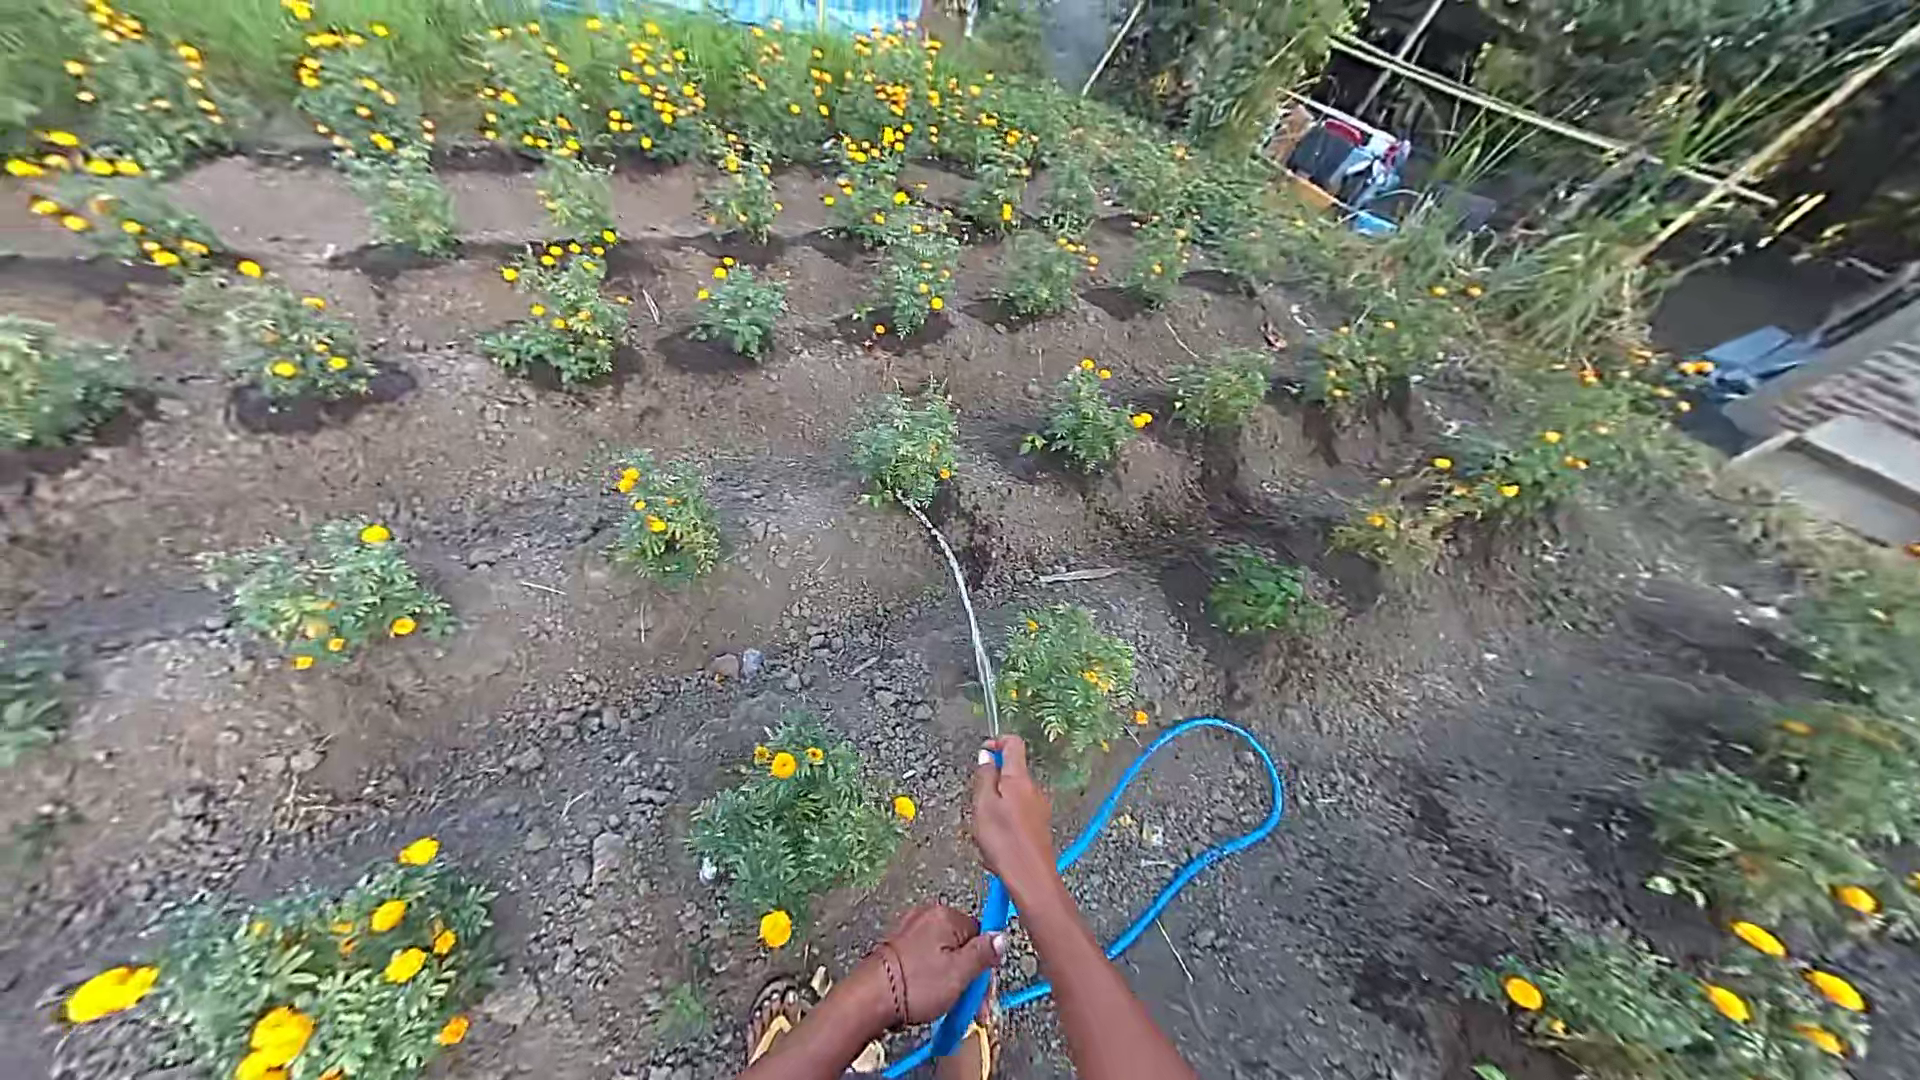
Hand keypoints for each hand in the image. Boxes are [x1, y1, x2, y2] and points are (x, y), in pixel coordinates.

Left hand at [850, 904, 1002, 1028]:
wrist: (871, 997)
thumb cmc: (913, 985)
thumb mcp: (959, 973)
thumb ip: (983, 954)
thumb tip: (1001, 937)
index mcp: (945, 915)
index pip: (980, 934)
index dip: (984, 966)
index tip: (983, 991)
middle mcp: (928, 914)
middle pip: (962, 944)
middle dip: (968, 976)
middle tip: (968, 1006)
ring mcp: (912, 928)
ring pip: (944, 953)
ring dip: (951, 979)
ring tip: (947, 1004)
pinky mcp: (900, 944)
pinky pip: (927, 957)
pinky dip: (932, 975)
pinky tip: (930, 995)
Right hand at [971, 736, 1056, 900]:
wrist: (1032, 879)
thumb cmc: (1004, 841)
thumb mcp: (983, 805)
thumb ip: (985, 776)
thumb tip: (986, 755)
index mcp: (1019, 778)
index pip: (1014, 743)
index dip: (997, 742)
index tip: (983, 754)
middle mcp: (1033, 788)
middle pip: (1012, 771)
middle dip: (992, 782)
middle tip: (978, 804)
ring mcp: (1039, 807)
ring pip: (1013, 794)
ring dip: (997, 804)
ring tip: (986, 830)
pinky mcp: (1040, 825)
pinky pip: (1019, 812)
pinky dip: (1005, 820)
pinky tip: (996, 843)